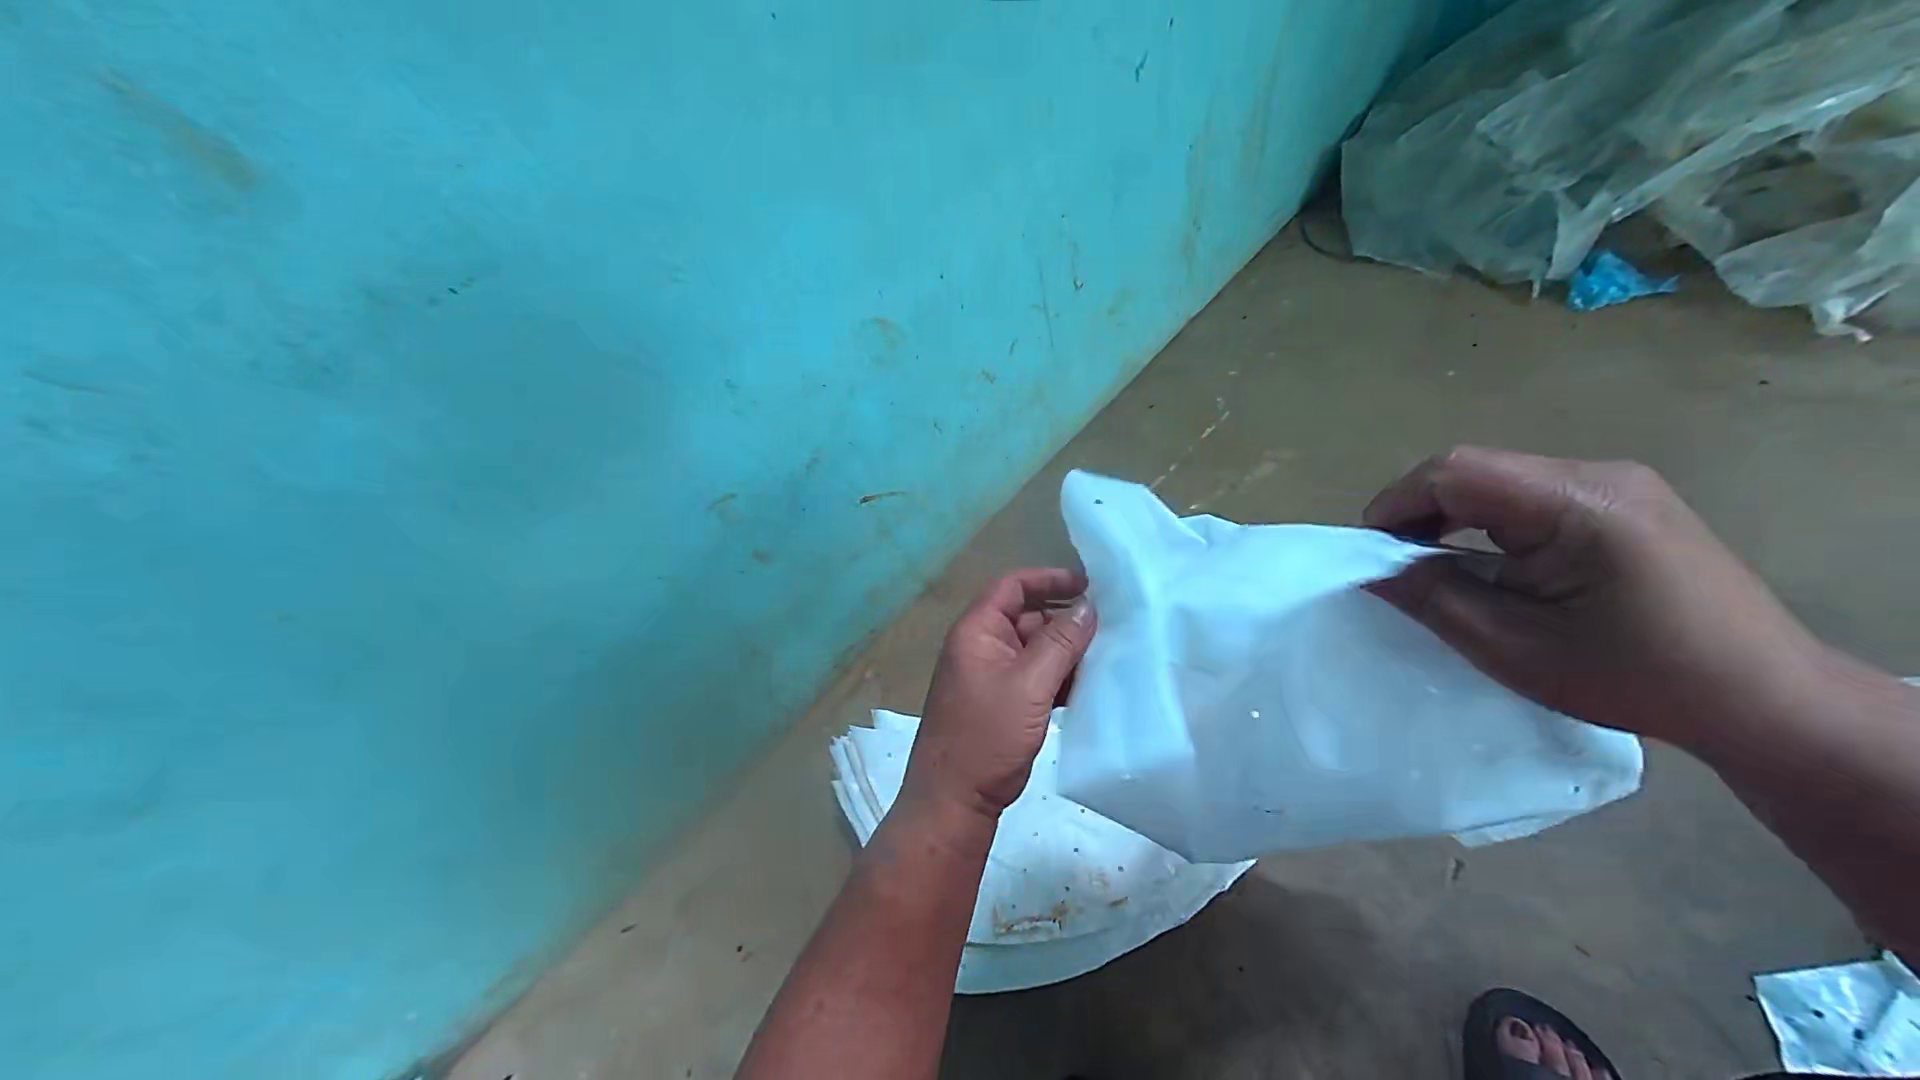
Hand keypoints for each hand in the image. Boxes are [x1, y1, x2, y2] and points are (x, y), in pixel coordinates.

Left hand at [898, 569, 1096, 821]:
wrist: (955, 799)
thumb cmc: (986, 735)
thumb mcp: (1029, 685)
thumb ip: (1061, 642)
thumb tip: (1088, 607)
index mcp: (977, 631)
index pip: (1013, 586)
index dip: (1049, 580)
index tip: (1089, 585)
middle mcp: (982, 646)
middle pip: (1028, 617)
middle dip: (1066, 620)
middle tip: (1110, 627)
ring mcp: (991, 675)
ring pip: (1035, 649)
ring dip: (1066, 652)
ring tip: (1108, 657)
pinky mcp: (1003, 701)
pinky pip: (1035, 676)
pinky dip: (1059, 677)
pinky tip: (1089, 687)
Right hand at [1363, 446, 1823, 751]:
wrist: (1766, 701)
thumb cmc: (1635, 678)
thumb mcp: (1511, 646)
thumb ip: (1431, 596)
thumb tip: (1371, 569)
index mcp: (1578, 503)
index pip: (1455, 472)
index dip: (1396, 505)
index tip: (1371, 556)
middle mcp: (1598, 475)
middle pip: (1472, 469)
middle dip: (1417, 512)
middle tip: (1396, 566)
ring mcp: (1615, 485)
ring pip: (1495, 480)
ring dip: (1449, 517)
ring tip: (1433, 568)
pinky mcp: (1620, 502)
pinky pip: (1525, 495)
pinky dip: (1484, 523)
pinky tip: (1485, 562)